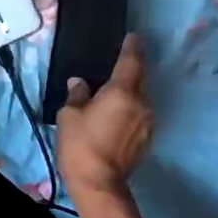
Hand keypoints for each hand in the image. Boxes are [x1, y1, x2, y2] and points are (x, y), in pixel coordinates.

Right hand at [56, 35, 152, 201]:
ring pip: (138, 99)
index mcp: (122, 92)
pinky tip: (111, 121)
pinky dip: (126, 112)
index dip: (132, 48)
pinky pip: (137, 115)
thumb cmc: (80, 143)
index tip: (133, 36)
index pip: (131, 62)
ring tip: (106, 101)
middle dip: (125, 75)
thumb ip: (77, 94)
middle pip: (137, 81)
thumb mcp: (68, 115)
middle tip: (109, 73)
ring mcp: (148, 121)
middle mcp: (142, 102)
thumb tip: (80, 82)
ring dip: (125, 96)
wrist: (98, 180)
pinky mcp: (147, 136)